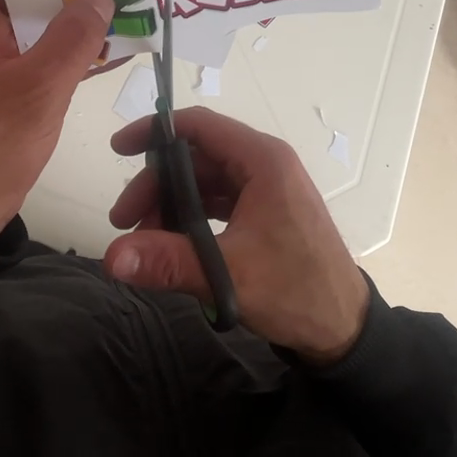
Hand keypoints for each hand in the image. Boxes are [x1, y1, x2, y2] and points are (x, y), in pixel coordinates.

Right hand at [103, 108, 369, 364]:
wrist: (345, 329)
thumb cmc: (294, 290)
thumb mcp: (227, 275)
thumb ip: (168, 261)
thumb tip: (112, 257)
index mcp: (262, 160)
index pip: (199, 126)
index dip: (155, 131)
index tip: (119, 149)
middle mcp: (264, 164)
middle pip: (195, 158)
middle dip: (156, 186)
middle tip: (124, 222)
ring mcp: (265, 188)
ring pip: (203, 182)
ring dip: (171, 206)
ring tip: (146, 241)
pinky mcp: (265, 211)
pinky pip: (217, 201)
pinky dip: (191, 218)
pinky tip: (173, 245)